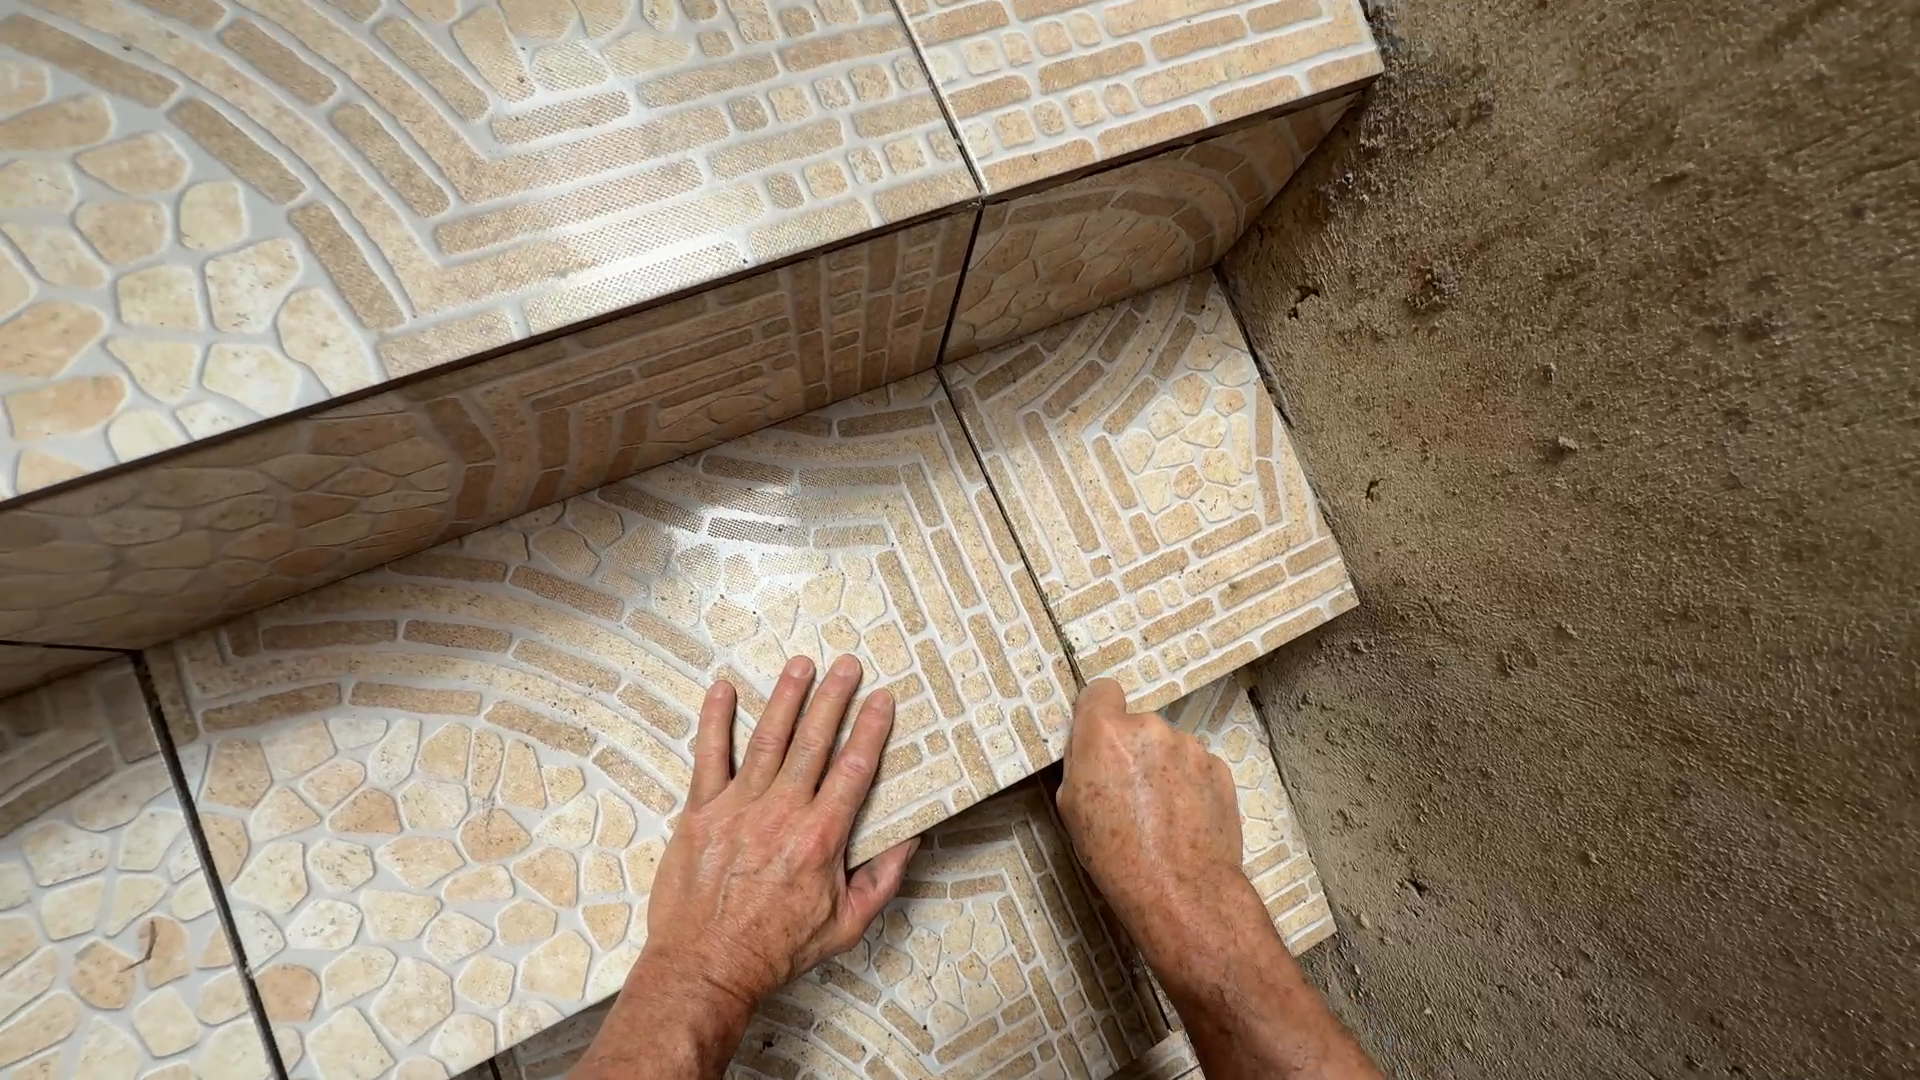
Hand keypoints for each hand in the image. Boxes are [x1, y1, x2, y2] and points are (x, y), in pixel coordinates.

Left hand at [637, 654, 919, 1011]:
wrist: (704, 969)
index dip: (871, 728)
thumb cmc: (776, 949)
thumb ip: (884, 877)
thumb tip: (912, 836)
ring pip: (768, 739)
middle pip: (814, 741)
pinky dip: (714, 720)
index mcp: (820, 837)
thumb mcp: (847, 924)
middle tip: (848, 665)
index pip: (854, 768)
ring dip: (786, 697)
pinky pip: (708, 756)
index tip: (882, 698)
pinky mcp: (701, 812)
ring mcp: (738, 807)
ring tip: (801, 664)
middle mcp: (782, 812)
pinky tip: (723, 689)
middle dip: (834, 697)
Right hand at [1056, 678, 1257, 968]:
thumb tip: (1091, 750)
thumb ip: (1081, 762)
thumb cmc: (1115, 853)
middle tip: (1128, 790)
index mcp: (1106, 732)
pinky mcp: (1219, 767)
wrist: (1181, 890)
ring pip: (1167, 746)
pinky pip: (1195, 766)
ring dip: (1162, 767)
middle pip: (1136, 725)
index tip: (1100, 735)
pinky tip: (1184, 819)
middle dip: (1132, 749)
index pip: (1102, 690)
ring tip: (1160, 812)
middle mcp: (1150, 727)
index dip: (1099, 711)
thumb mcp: (1071, 806)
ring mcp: (1189, 746)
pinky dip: (1189, 784)